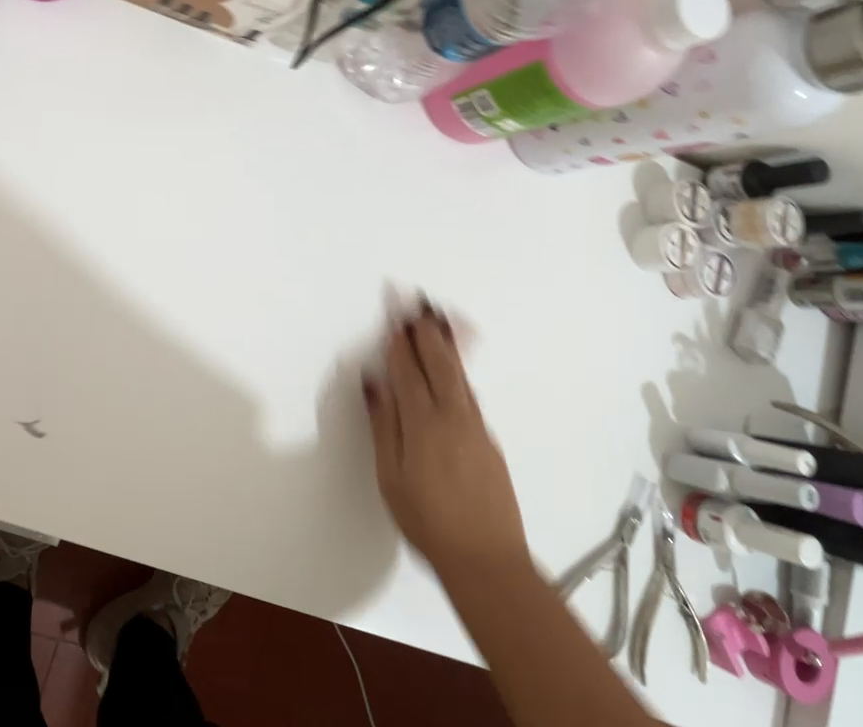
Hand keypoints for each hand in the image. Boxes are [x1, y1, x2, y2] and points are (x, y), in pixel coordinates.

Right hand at [362, 298, 529, 571]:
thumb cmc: (426, 520)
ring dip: (446, 345)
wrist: (486, 558)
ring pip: (458, 376)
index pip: (407, 371)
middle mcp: (453, 416)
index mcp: (423, 423)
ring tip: (438, 322)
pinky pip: (468, 393)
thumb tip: (374, 383)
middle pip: (439, 363)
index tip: (395, 316)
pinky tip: (452, 370)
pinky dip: (457, 371)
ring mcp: (475, 427)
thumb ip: (383, 426)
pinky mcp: (488, 440)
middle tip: (420, 304)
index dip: (399, 342)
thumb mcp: (390, 476)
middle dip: (427, 332)